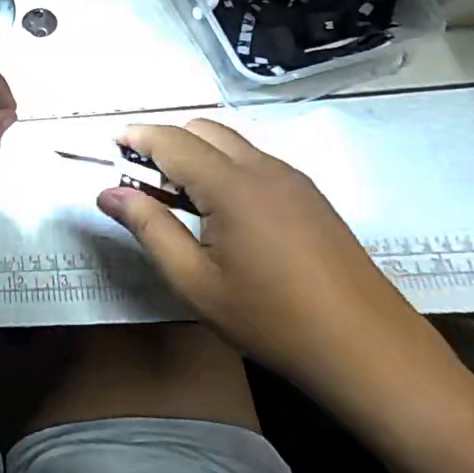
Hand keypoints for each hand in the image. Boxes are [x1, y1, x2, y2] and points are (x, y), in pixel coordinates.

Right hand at [98, 120, 438, 399]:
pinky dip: (227, 167)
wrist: (363, 343)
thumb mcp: (197, 283)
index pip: (173, 141)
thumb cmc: (271, 319)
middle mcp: (263, 166)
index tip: (111, 145)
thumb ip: (150, 229)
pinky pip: (256, 161)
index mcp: (231, 184)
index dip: (138, 137)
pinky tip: (224, 212)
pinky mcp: (309, 193)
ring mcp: (292, 177)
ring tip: (179, 197)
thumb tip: (109, 193)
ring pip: (232, 143)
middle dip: (167, 142)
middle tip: (141, 179)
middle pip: (203, 130)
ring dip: (198, 153)